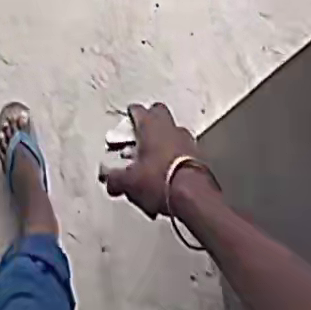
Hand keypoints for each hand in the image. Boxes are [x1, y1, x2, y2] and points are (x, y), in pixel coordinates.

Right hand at [99, 102, 201, 218]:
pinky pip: (185, 152)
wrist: (195, 199)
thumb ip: (115, 178)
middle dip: (149, 124)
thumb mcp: (129, 182)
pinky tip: (170, 178)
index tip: (122, 133)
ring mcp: (187, 141)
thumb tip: (109, 181)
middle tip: (139, 140)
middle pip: (158, 113)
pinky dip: (177, 160)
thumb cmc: (162, 180)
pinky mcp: (201, 159)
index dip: (128, 120)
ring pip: (174, 133)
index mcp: (150, 124)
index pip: (136, 110)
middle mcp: (170, 127)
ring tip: (155, 163)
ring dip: (165, 143)